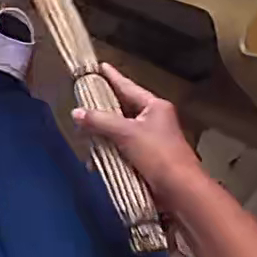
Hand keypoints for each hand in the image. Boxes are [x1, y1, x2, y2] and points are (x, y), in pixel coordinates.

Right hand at [72, 63, 211, 208]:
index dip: (113, 77)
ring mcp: (151, 140)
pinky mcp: (147, 158)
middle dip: (102, 109)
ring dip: (102, 135)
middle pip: (122, 109)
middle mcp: (154, 120)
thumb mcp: (126, 133)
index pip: (128, 87)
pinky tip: (95, 160)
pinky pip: (121, 148)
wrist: (180, 190)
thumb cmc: (157, 154)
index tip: (100, 66)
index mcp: (155, 107)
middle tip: (83, 101)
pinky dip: (109, 152)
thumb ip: (99, 121)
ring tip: (83, 134)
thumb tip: (76, 112)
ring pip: (120, 130)